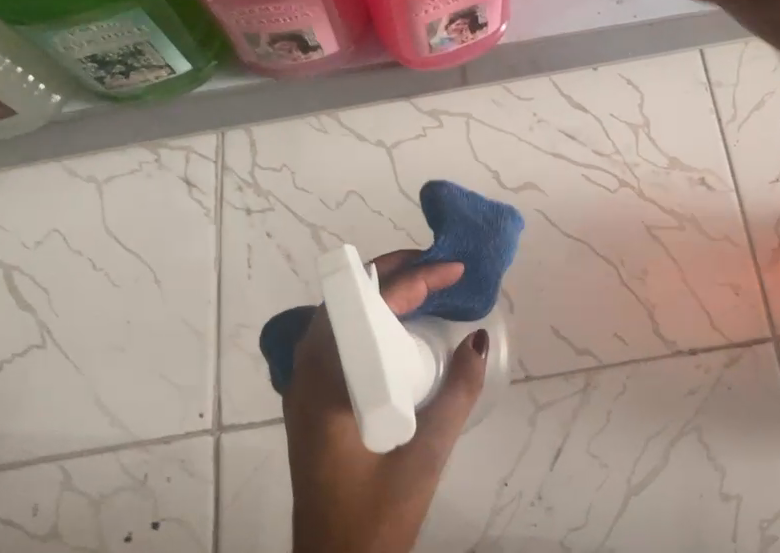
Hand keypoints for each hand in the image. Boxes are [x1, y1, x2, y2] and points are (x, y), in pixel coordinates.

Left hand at [285, 250, 489, 552]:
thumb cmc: (377, 514)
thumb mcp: (427, 454)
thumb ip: (456, 393)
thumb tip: (476, 339)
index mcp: (330, 381)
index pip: (372, 305)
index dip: (415, 277)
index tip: (455, 267)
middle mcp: (307, 374)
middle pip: (347, 298)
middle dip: (395, 272)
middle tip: (440, 266)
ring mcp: (303, 388)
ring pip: (339, 316)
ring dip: (379, 293)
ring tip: (425, 287)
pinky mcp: (310, 402)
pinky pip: (337, 339)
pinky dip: (369, 319)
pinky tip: (398, 328)